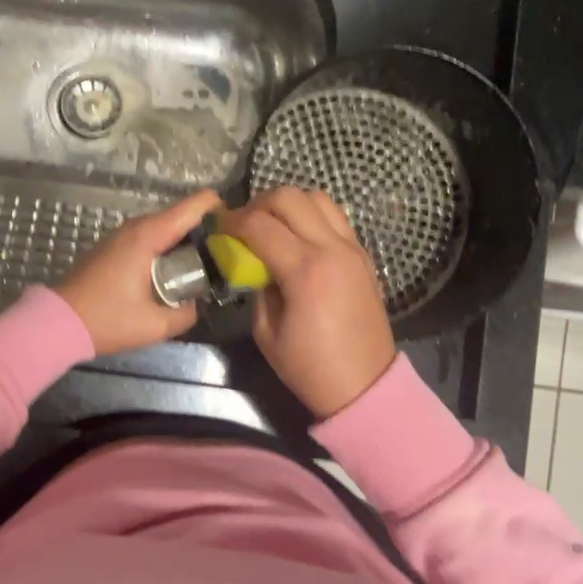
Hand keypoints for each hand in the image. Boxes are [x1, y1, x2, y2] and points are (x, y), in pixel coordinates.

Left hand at [54, 190, 220, 356]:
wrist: (58, 322)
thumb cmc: (106, 320)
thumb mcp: (155, 325)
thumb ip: (187, 313)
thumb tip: (197, 303)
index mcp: (149, 235)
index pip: (198, 203)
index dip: (224, 213)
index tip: (238, 237)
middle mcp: (138, 226)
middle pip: (186, 216)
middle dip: (210, 233)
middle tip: (228, 261)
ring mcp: (124, 234)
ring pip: (169, 229)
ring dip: (189, 245)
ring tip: (207, 272)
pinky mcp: (116, 247)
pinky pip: (153, 239)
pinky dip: (169, 251)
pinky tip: (175, 277)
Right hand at [220, 187, 397, 418]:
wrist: (365, 386)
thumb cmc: (310, 367)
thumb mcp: (267, 332)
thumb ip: (258, 287)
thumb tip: (252, 263)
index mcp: (305, 271)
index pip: (259, 225)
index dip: (231, 221)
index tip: (217, 227)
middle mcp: (332, 249)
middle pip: (290, 197)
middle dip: (258, 204)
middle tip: (243, 224)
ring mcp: (352, 248)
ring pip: (317, 198)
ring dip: (288, 205)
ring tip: (271, 225)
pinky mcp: (363, 255)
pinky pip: (335, 217)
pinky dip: (311, 216)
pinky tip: (296, 237)